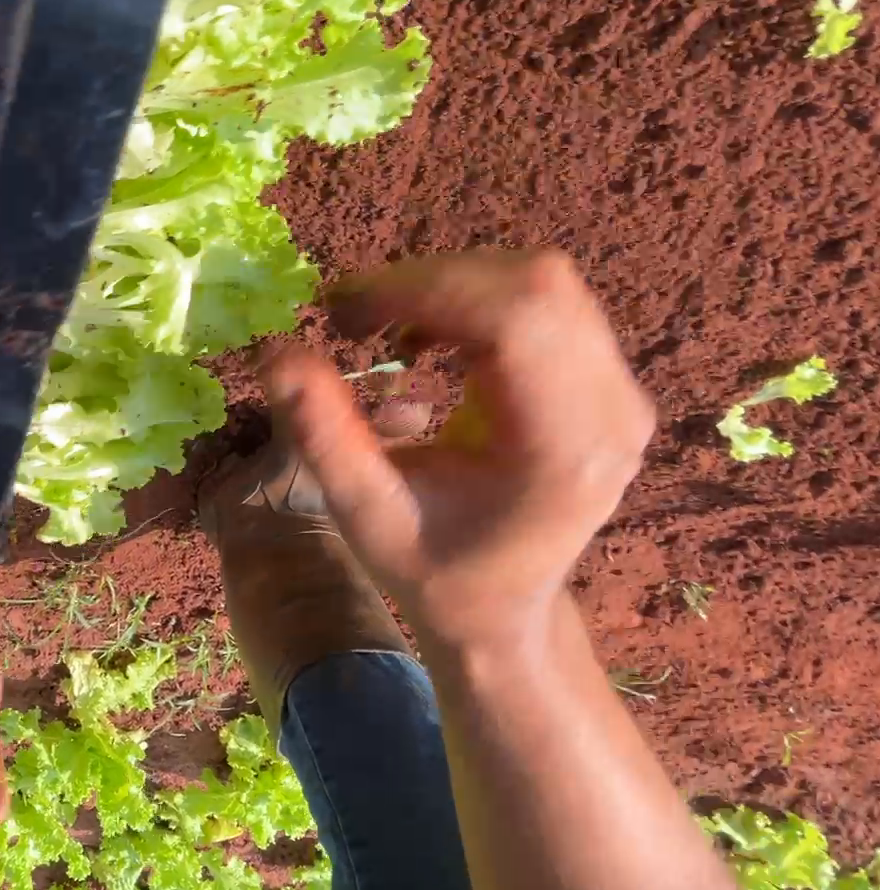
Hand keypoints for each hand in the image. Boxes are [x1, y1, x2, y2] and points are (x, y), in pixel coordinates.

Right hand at [263, 250, 654, 662]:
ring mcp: (615, 388)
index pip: (515, 318)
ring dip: (442, 286)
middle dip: (424, 282)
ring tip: (375, 324)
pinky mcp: (598, 378)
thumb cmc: (432, 571)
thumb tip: (273, 352)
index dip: (422, 292)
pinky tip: (419, 336)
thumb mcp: (363, 515)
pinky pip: (537, 302)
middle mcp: (611, 406)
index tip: (339, 311)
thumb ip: (322, 436)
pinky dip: (464, 300)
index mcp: (562, 445)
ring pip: (537, 282)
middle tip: (345, 316)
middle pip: (533, 285)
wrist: (501, 607)